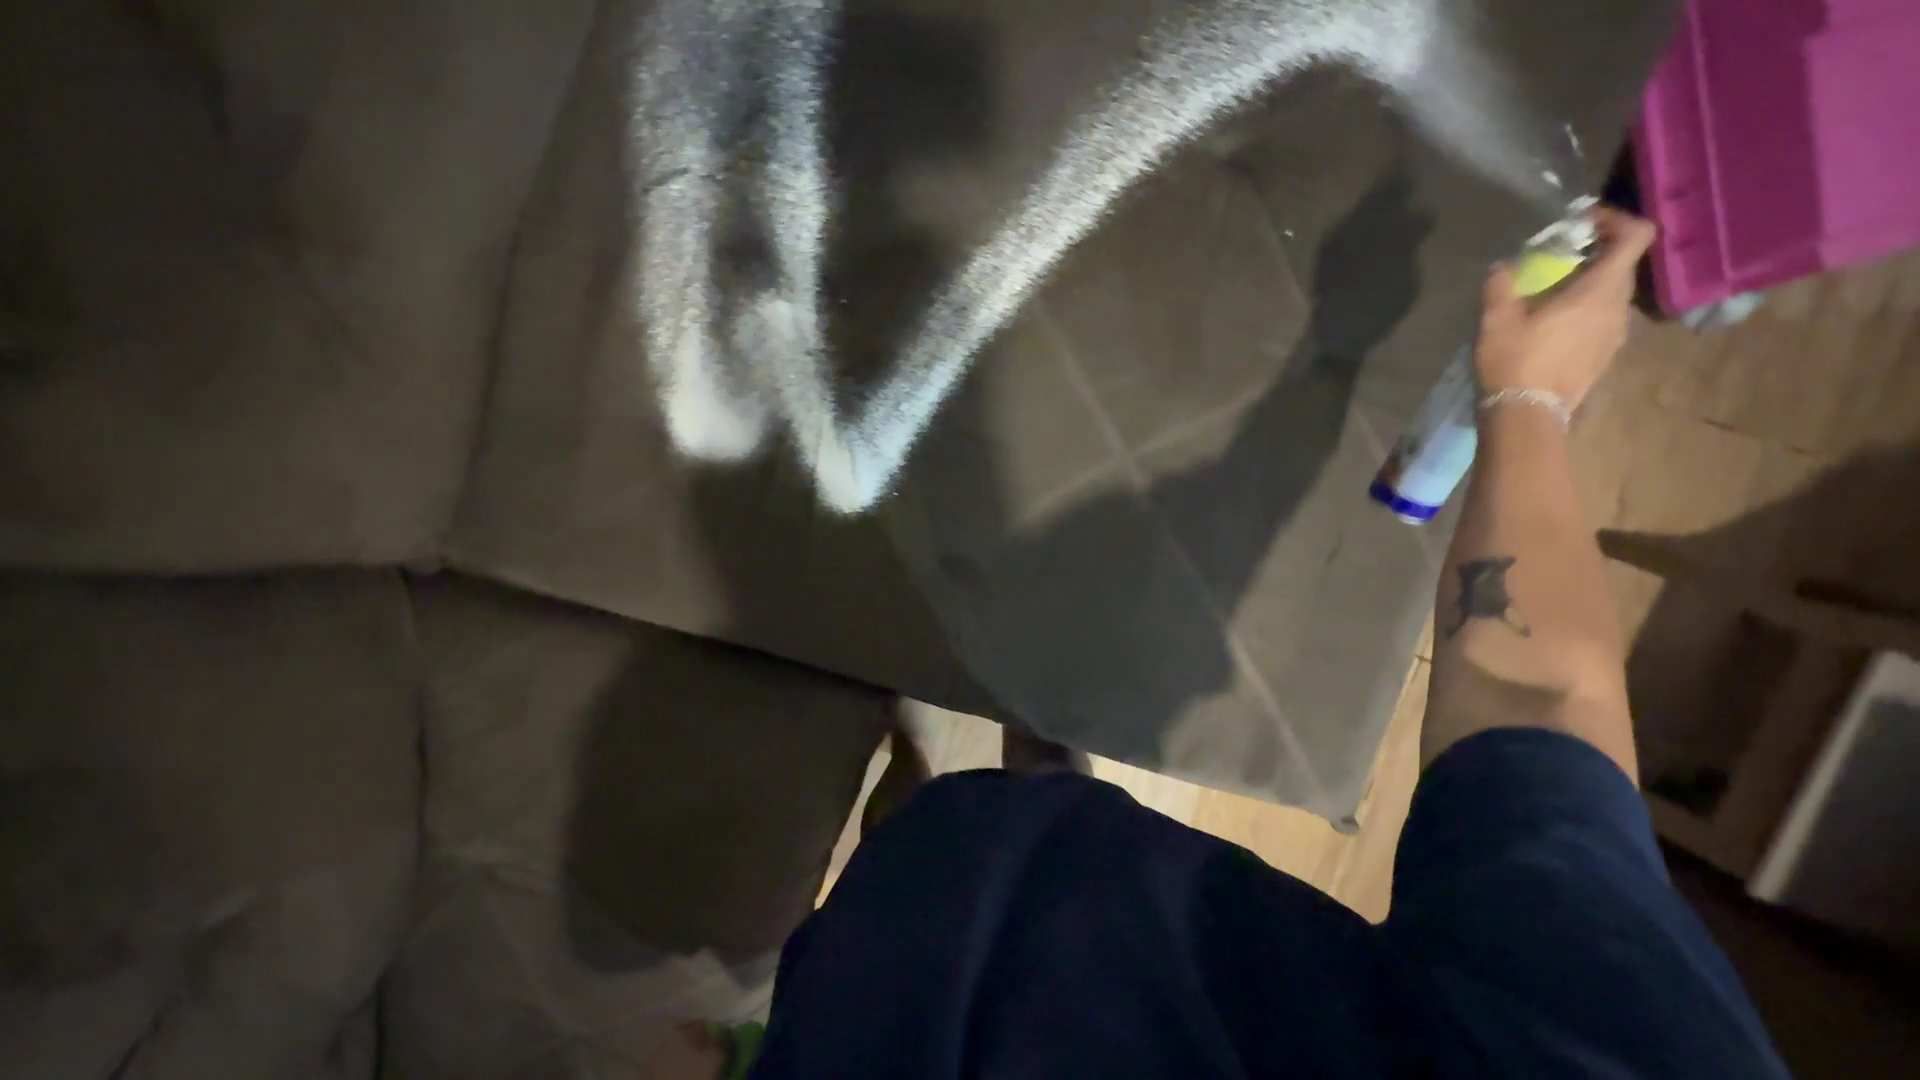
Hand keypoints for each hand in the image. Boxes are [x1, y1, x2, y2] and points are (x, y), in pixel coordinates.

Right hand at [1473, 206, 1656, 412]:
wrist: (1526, 415)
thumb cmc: (1514, 361)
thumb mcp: (1496, 319)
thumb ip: (1501, 284)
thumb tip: (1503, 266)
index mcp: (1600, 290)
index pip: (1638, 235)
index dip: (1616, 220)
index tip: (1583, 223)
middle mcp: (1618, 307)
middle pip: (1623, 264)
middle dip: (1596, 253)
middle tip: (1558, 257)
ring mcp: (1616, 334)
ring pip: (1613, 294)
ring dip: (1589, 284)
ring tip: (1551, 293)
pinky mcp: (1605, 355)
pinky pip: (1603, 319)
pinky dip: (1586, 310)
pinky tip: (1552, 324)